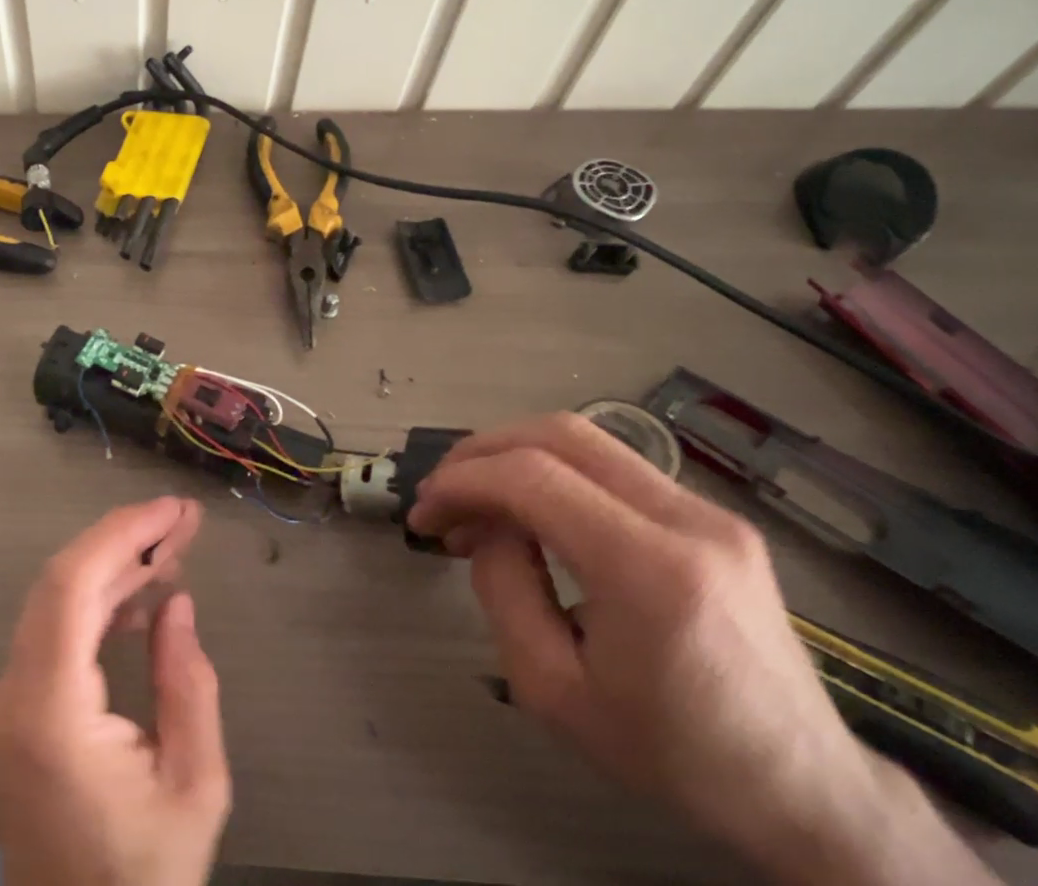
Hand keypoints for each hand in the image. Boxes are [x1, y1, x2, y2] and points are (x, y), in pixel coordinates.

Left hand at [0, 497, 229, 885]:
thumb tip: (175, 606)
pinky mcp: (14, 715)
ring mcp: (5, 705)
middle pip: (58, 587)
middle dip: (122, 542)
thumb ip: (186, 686)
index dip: (119, 534)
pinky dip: (94, 608)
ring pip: (53, 608)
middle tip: (183, 519)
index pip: (70, 588)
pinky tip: (139, 597)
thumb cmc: (143, 872)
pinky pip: (52, 639)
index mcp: (49, 712)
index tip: (170, 509)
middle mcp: (11, 696)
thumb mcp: (193, 784)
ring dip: (110, 571)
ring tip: (173, 547)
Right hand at [408, 413, 997, 885]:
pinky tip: (532, 522)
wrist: (797, 786)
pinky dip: (556, 479)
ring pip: (590, 443)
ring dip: (517, 462)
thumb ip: (504, 592)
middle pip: (562, 435)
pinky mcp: (718, 522)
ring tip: (479, 513)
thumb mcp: (551, 688)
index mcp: (649, 570)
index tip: (424, 514)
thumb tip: (488, 531)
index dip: (461, 482)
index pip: (532, 477)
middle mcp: (690, 521)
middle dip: (482, 452)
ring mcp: (713, 515)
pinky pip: (617, 473)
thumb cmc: (667, 751)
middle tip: (441, 497)